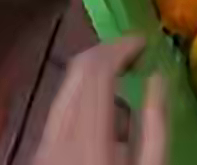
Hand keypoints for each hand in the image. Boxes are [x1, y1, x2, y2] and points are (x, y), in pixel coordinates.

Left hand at [31, 36, 165, 164]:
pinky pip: (60, 112)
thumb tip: (158, 78)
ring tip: (126, 93)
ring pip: (67, 89)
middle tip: (136, 58)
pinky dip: (83, 104)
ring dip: (95, 79)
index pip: (96, 66)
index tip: (145, 42)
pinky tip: (106, 129)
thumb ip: (155, 127)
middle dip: (107, 55)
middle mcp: (56, 131)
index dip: (120, 46)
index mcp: (86, 134)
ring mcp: (42, 145)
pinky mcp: (37, 158)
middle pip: (77, 69)